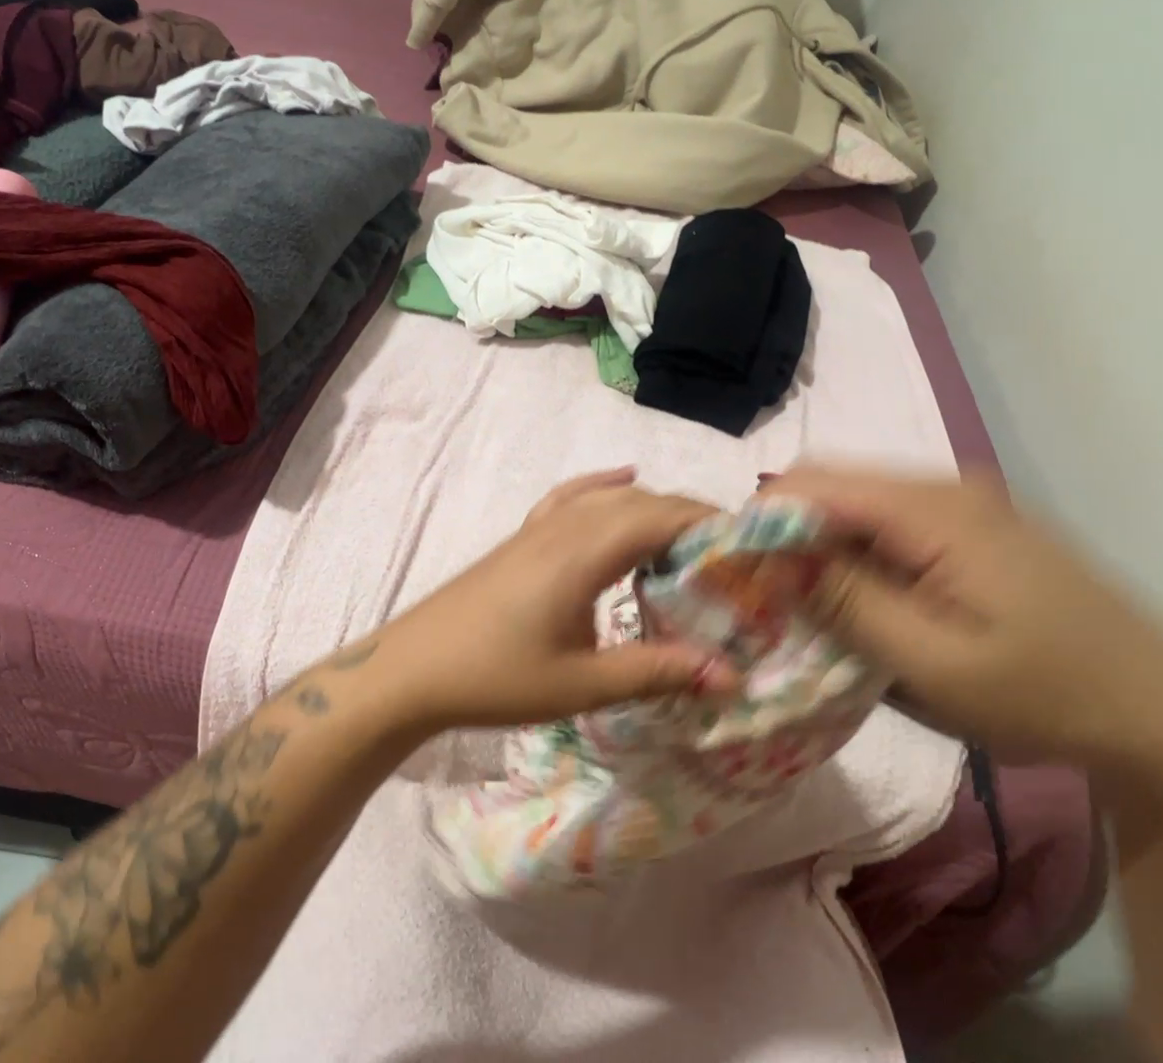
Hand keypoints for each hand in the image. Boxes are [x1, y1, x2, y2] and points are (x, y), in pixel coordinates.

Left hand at [351, 468, 736, 732]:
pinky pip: (570, 498)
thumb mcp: (583, 684)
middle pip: (643, 503)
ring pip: (609, 499)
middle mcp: (565, 527)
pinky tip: (621, 479)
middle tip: (731, 561)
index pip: (665, 516)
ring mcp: (537, 529)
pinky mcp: (520, 540)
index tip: (751, 553)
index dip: (713, 526)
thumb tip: (730, 676)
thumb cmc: (496, 678)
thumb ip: (657, 672)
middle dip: (692, 520)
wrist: (410, 671)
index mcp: (585, 552)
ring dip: (654, 510)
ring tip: (689, 543)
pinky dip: (602, 487)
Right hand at [761, 464, 1162, 765]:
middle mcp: (946, 489)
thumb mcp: (931, 662)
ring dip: (817, 549)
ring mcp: (965, 508)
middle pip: (831, 486)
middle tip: (760, 601)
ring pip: (856, 506)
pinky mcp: (974, 533)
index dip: (758, 521)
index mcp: (934, 510)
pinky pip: (888, 527)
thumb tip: (771, 555)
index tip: (730, 578)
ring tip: (800, 610)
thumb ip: (845, 601)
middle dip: (782, 535)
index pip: (812, 483)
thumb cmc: (1043, 695)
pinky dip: (853, 559)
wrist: (1161, 715)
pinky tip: (856, 608)